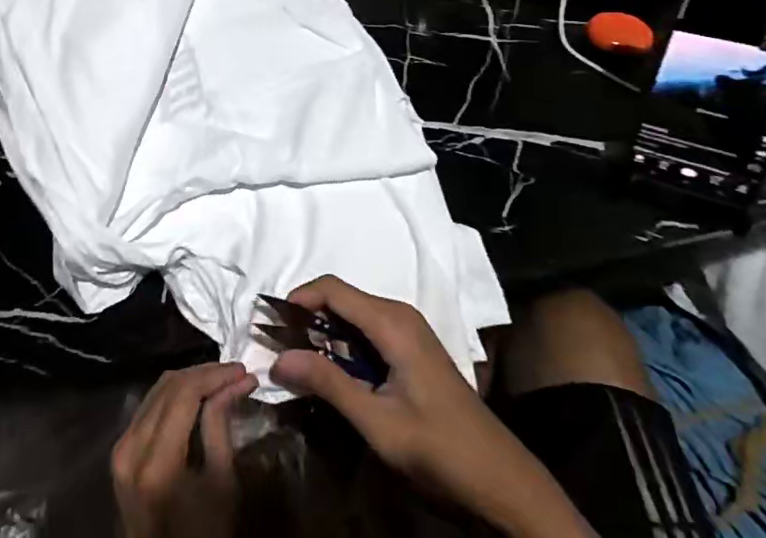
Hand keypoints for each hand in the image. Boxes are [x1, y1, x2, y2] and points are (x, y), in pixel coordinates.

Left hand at [112, 362, 255, 537]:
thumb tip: (238, 380)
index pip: (184, 393)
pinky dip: (175, 395)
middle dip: (205, 374)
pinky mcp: (120, 450)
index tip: (243, 370)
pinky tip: (199, 396)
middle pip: (168, 386)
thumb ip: (222, 426)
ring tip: (222, 381)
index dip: (215, 375)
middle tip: (236, 373)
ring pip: (157, 391)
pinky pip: (149, 406)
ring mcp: (120, 448)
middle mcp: (130, 448)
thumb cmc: (201, 533)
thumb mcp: (221, 484)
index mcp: (155, 463)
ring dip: (191, 380)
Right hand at [270, 276, 595, 537]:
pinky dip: (342, 345)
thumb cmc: (438, 448)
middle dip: (306, 318)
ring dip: (322, 334)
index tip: (268, 326)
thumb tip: (278, 358)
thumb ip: (328, 384)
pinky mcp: (411, 349)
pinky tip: (332, 375)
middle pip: (342, 298)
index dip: (297, 299)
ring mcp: (408, 330)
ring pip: (353, 315)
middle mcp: (400, 315)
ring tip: (296, 364)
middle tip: (277, 350)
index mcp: (392, 322)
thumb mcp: (377, 421)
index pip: (333, 289)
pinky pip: (368, 332)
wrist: (497, 477)